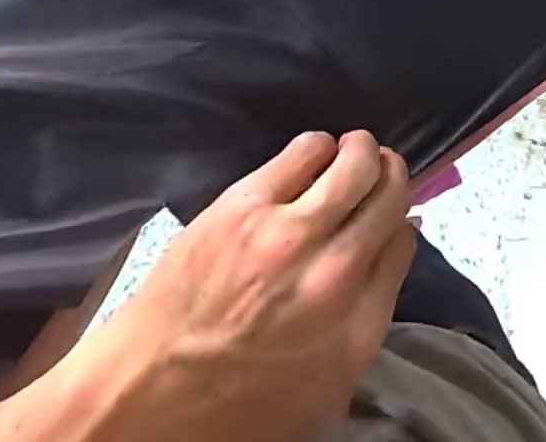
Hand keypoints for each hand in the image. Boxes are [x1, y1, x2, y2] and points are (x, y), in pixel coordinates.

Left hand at [0, 130, 416, 441]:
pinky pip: (308, 147)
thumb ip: (374, 303)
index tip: (387, 209)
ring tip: (348, 156)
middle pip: (390, 188)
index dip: (399, 215)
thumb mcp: (327, 380)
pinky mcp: (244, 204)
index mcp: (355, 325)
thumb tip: (397, 232)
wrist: (140, 397)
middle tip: (378, 170)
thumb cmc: (238, 398)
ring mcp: (286, 233)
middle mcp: (331, 273)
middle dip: (391, 172)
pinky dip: (320, 146)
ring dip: (360, 151)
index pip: (405, 236)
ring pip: (355, 158)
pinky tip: (311, 159)